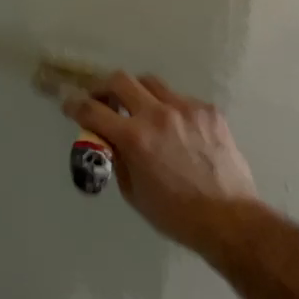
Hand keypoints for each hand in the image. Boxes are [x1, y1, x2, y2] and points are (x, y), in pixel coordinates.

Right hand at [63, 72, 261, 256]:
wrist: (230, 219)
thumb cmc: (176, 215)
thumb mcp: (133, 192)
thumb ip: (118, 159)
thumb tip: (111, 141)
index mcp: (134, 138)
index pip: (92, 110)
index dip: (75, 105)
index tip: (69, 104)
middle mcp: (157, 114)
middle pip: (120, 80)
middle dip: (104, 87)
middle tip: (103, 100)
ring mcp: (186, 108)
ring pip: (152, 83)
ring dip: (139, 93)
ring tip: (141, 110)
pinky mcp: (208, 111)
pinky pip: (181, 100)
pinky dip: (170, 110)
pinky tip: (177, 131)